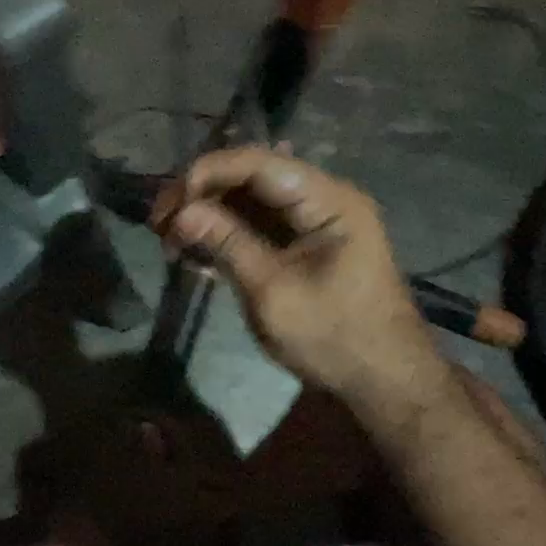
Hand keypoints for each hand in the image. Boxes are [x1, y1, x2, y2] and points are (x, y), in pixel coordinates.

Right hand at [155, 145, 449, 407]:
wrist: (386, 383)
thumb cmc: (334, 337)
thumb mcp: (273, 291)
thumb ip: (227, 243)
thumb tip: (180, 212)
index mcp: (328, 200)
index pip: (259, 163)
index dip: (208, 172)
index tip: (170, 202)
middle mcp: (322, 197)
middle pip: (249, 175)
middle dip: (201, 194)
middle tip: (160, 223)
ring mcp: (313, 219)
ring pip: (247, 197)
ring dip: (207, 213)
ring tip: (169, 239)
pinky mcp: (303, 241)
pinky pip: (256, 221)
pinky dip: (224, 232)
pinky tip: (194, 252)